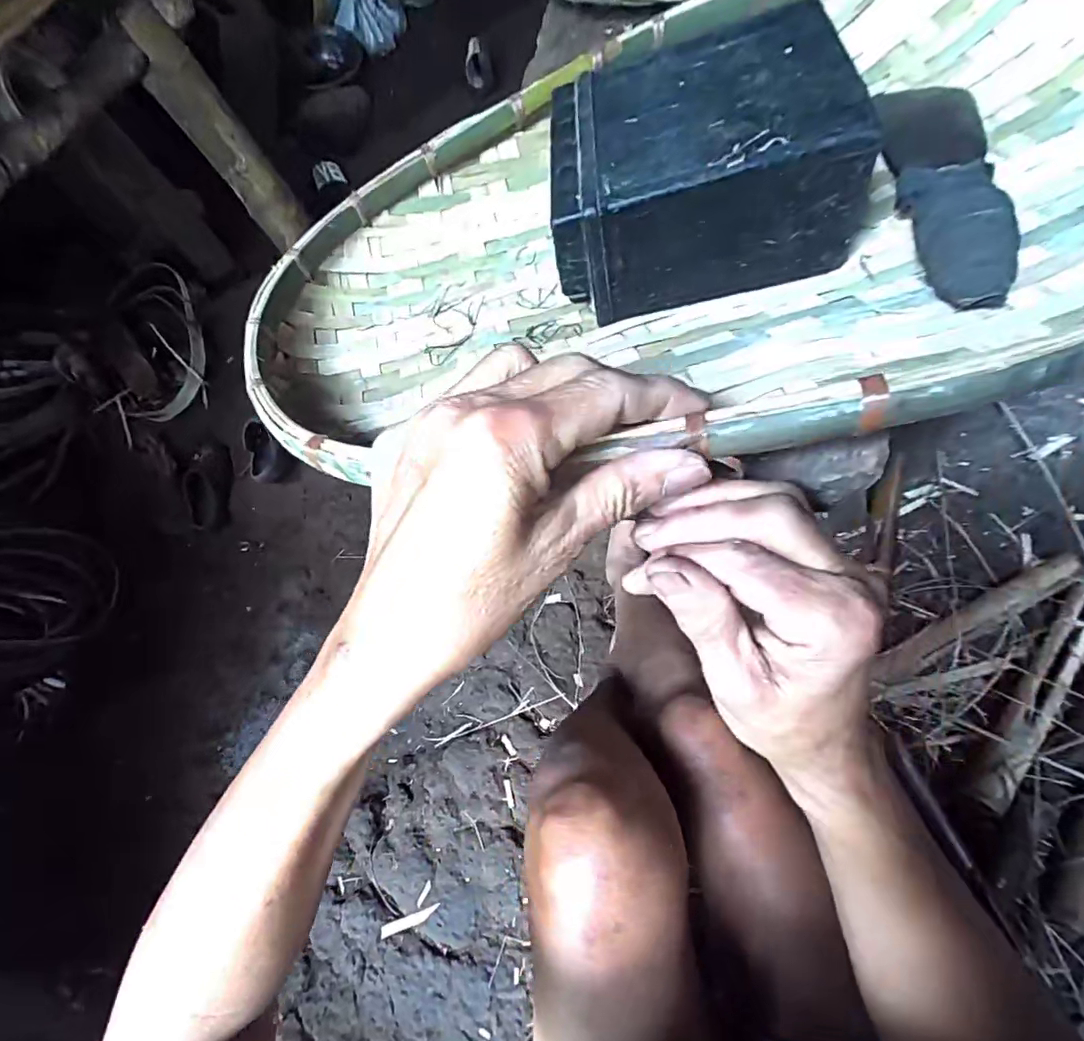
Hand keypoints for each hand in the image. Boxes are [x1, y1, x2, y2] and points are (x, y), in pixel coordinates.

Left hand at [334, 344, 710, 706]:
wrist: (385, 633)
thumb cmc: (472, 604)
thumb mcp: (557, 545)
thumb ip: (622, 488)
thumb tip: (687, 464)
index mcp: (508, 434)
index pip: (604, 393)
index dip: (661, 399)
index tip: (698, 412)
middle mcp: (469, 404)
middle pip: (570, 369)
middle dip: (624, 393)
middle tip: (663, 428)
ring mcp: (436, 410)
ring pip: (525, 364)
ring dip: (573, 384)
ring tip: (600, 429)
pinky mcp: (416, 428)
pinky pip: (481, 383)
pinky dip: (524, 391)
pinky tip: (537, 432)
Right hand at [620, 481, 884, 785]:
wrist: (825, 735)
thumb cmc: (780, 723)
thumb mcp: (733, 684)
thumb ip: (704, 619)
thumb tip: (660, 566)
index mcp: (832, 621)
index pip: (747, 560)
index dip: (687, 551)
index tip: (642, 560)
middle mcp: (853, 584)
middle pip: (773, 515)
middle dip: (702, 513)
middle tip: (648, 527)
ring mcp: (852, 566)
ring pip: (780, 503)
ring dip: (718, 502)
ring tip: (664, 515)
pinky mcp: (838, 559)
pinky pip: (787, 516)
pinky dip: (737, 509)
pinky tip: (698, 514)